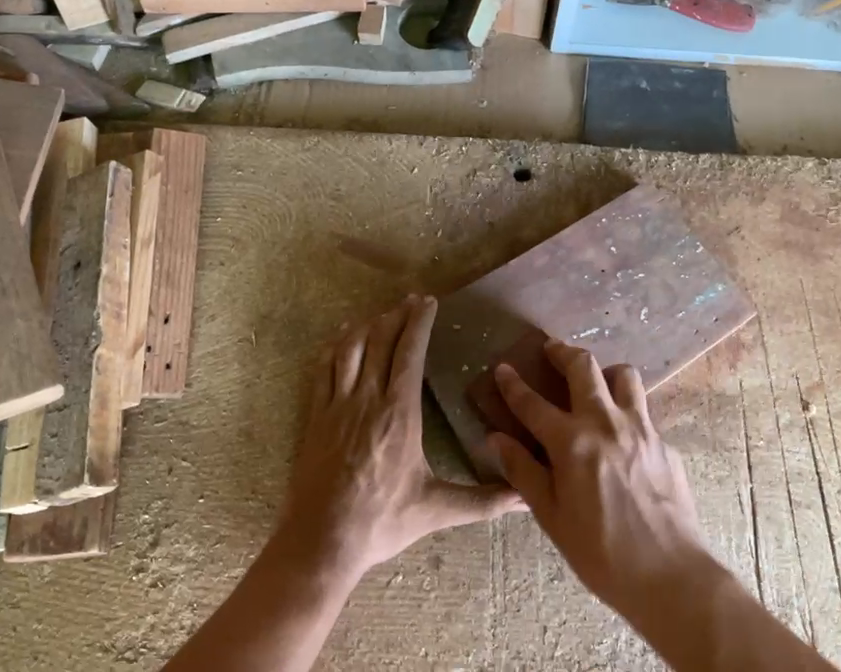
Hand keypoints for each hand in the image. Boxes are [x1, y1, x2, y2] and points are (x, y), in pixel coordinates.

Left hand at [276, 295, 521, 581]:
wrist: (323, 541)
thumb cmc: (382, 522)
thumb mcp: (437, 510)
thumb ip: (484, 501)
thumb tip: (525, 498)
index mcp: (399, 413)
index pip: (410, 353)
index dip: (419, 322)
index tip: (428, 302)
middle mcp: (367, 400)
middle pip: (380, 341)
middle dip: (396, 315)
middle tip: (410, 300)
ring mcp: (336, 406)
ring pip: (350, 349)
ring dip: (366, 326)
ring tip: (379, 314)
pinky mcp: (315, 418)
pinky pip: (322, 370)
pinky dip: (334, 348)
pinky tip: (341, 340)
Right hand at [488, 340, 709, 612]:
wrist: (670, 575)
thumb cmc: (601, 552)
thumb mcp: (552, 517)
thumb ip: (523, 472)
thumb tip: (496, 439)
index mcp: (572, 442)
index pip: (533, 403)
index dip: (513, 384)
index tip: (502, 368)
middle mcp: (606, 423)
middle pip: (583, 367)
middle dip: (562, 352)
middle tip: (551, 349)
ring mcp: (641, 429)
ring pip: (624, 376)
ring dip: (604, 371)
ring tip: (595, 383)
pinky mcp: (665, 443)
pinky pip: (644, 411)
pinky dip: (628, 410)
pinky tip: (622, 434)